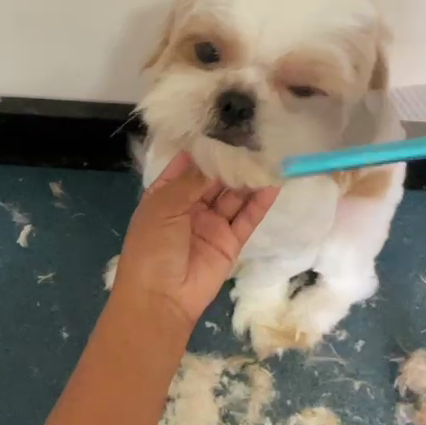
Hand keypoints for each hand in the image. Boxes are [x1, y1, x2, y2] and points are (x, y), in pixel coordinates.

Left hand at [111, 153, 278, 331]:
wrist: (160, 298)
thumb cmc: (152, 248)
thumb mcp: (164, 207)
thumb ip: (192, 181)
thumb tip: (214, 156)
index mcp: (165, 195)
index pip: (187, 165)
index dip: (205, 148)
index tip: (226, 126)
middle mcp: (189, 206)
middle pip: (214, 178)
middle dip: (231, 160)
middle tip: (256, 137)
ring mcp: (211, 224)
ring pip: (233, 195)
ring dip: (248, 177)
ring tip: (269, 154)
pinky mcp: (229, 242)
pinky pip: (247, 217)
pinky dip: (260, 201)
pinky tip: (273, 182)